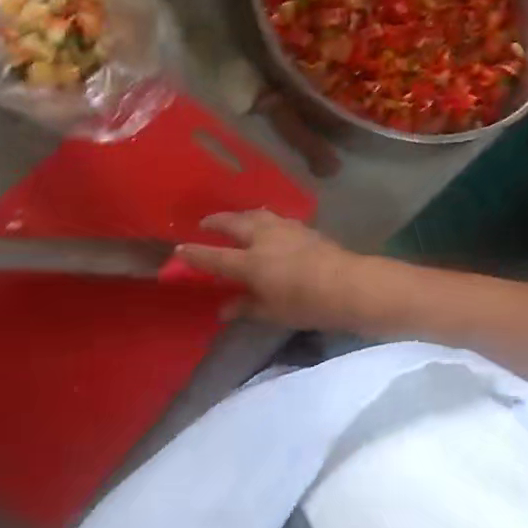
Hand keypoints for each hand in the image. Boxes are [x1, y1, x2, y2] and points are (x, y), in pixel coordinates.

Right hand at [177, 211, 362, 327]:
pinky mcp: (304, 228)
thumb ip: (246, 307)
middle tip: (205, 223)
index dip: (195, 254)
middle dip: (216, 221)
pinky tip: (270, 226)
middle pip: (234, 223)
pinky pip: (276, 219)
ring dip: (241, 216)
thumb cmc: (307, 303)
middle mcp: (263, 238)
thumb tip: (224, 309)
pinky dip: (264, 220)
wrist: (349, 285)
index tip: (178, 249)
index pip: (214, 257)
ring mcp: (285, 229)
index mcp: (250, 262)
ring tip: (237, 219)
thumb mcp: (273, 312)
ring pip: (256, 215)